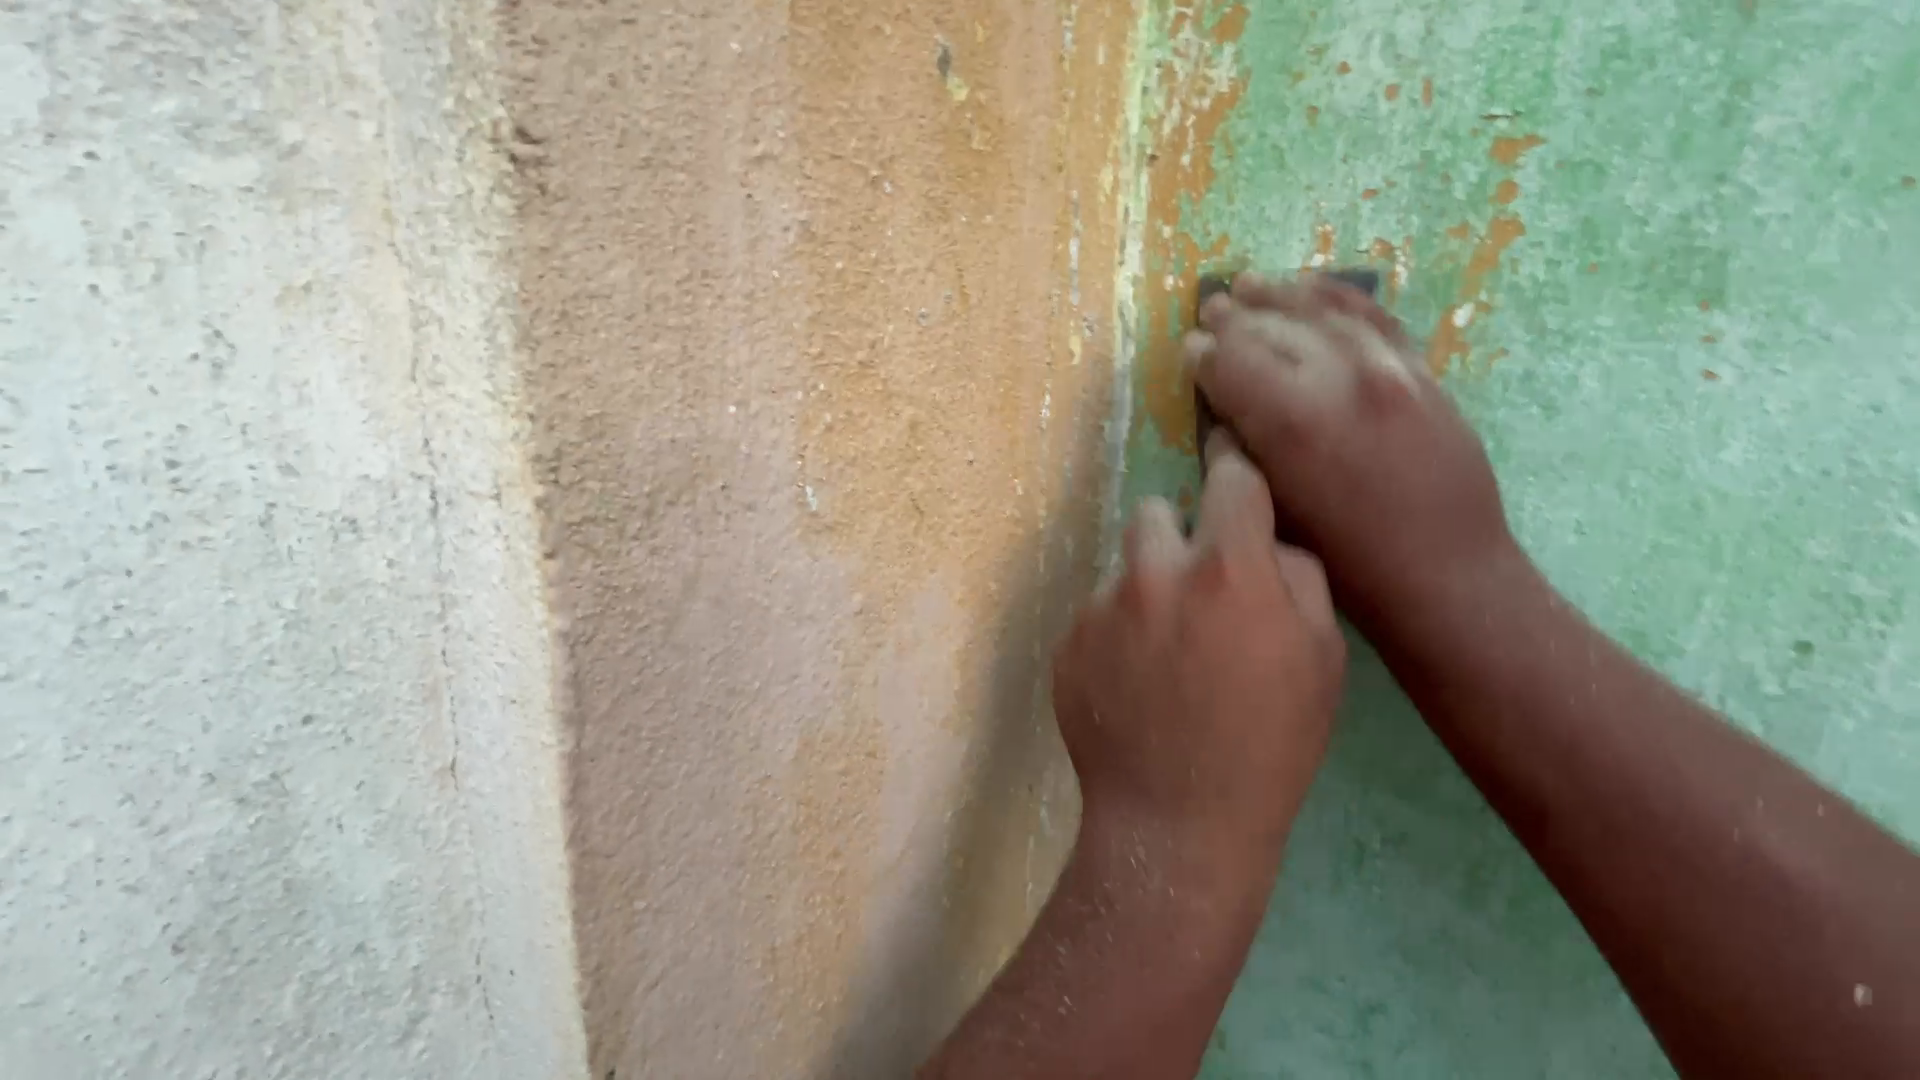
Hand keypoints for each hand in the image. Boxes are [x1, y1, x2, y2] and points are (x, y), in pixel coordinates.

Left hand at [1052, 440, 1345, 872]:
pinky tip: (1134, 679)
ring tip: (1164, 642)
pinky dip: (1116, 628)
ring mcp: (1100, 606)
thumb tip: (1265, 540)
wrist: (1176, 820)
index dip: (1236, 470)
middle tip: (1199, 587)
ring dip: (1146, 580)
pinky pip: (1096, 609)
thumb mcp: (1321, 658)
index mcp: (1227, 570)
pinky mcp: (1067, 640)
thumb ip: (1298, 576)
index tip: (1232, 472)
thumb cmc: (1269, 745)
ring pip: (1123, 562)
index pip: (1230, 478)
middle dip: (1181, 535)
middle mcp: (1154, 573)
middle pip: (1157, 510)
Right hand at [1185, 274, 1516, 626]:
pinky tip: (1312, 286)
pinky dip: (1337, 296)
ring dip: (1279, 295)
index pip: (1233, 365)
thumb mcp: (1273, 511)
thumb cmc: (1343, 561)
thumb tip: (1223, 414)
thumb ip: (1244, 451)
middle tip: (1208, 308)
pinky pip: (1373, 317)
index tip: (1188, 348)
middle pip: (1273, 331)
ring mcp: (1389, 369)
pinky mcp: (1421, 372)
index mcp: (1293, 422)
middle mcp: (1340, 380)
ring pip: (1321, 312)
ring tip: (1246, 284)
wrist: (1445, 574)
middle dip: (1233, 319)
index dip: (1204, 355)